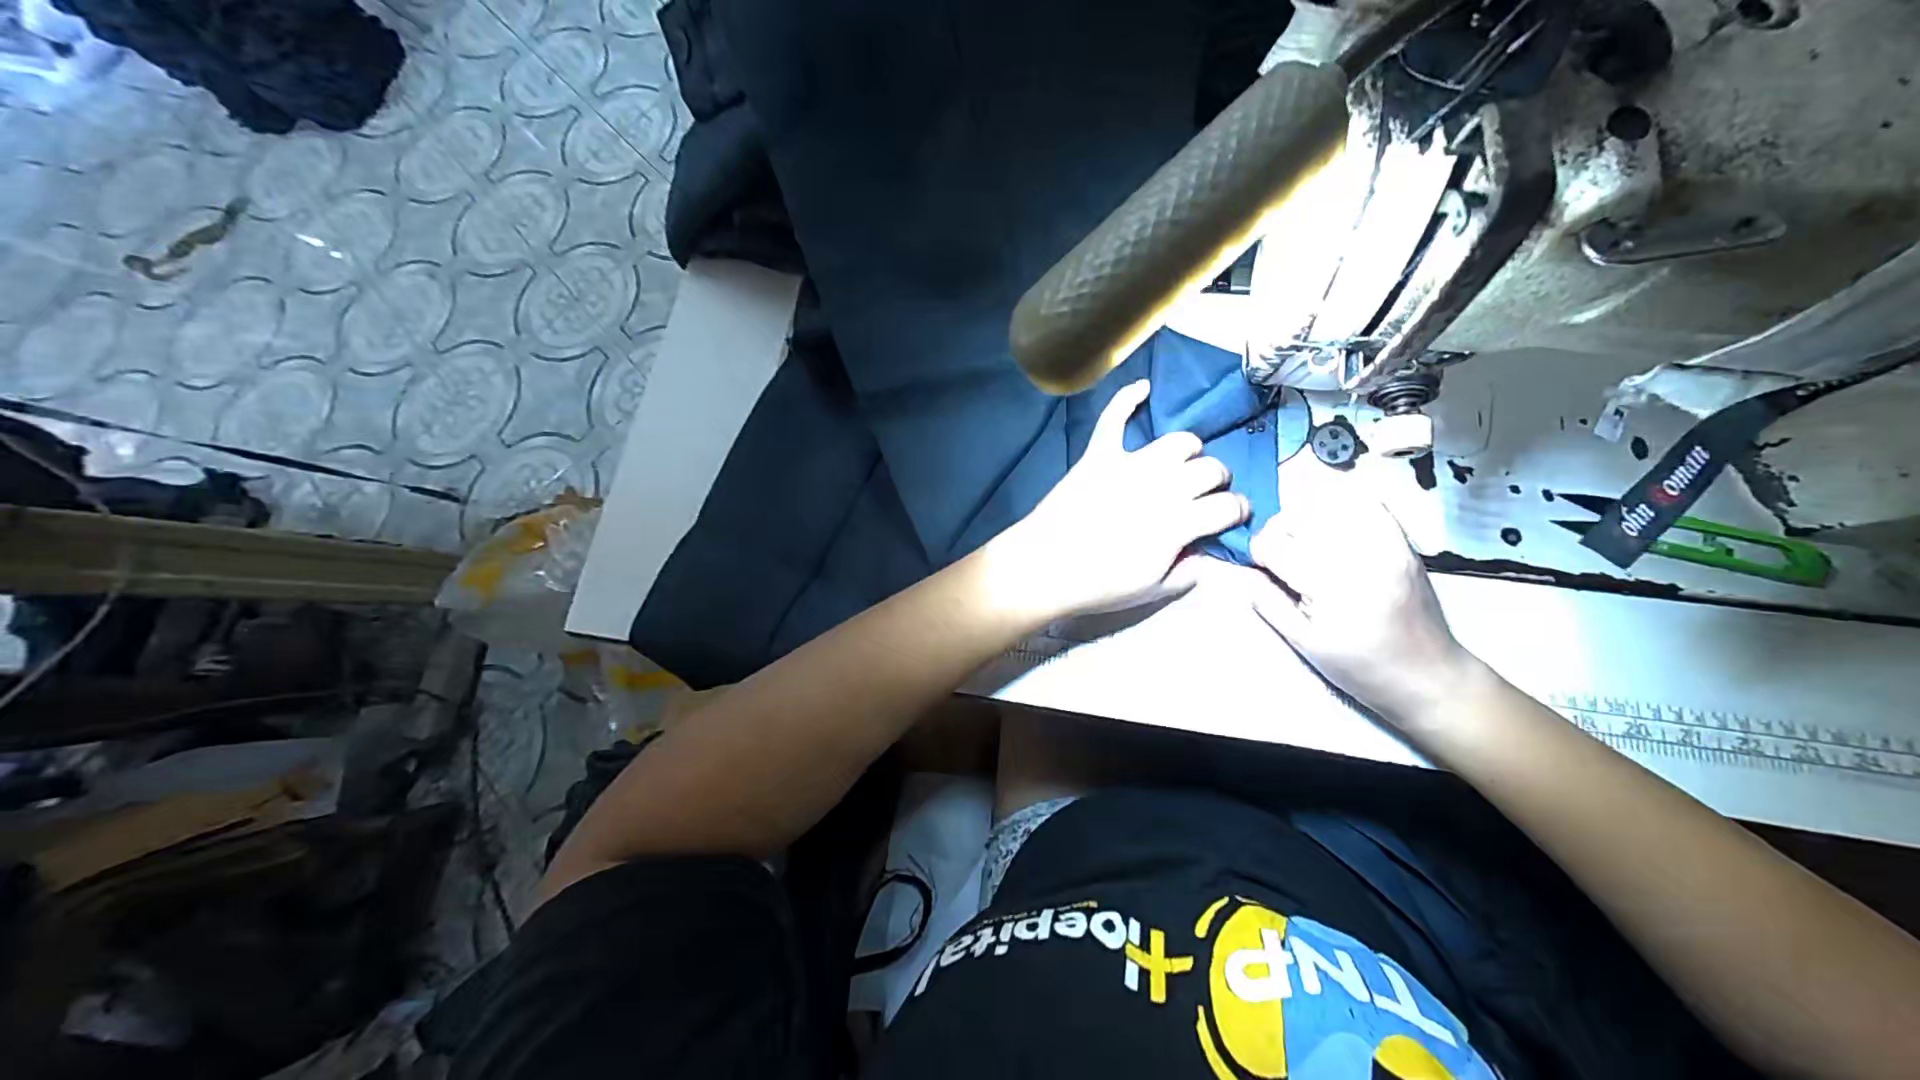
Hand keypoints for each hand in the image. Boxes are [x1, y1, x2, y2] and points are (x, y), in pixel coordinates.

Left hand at [993, 379, 1249, 617]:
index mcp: (1179, 522)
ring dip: (1188, 451)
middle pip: (1210, 469)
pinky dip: (1127, 399)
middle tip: (1207, 494)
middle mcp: (1162, 486)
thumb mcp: (1152, 591)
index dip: (1238, 511)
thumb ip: (1188, 572)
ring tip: (1182, 464)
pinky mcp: (1098, 456)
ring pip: (1178, 442)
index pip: (1228, 506)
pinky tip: (1143, 387)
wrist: (1044, 567)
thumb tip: (1206, 555)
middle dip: (1218, 481)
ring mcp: (1129, 466)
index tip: (1234, 516)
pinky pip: (1115, 419)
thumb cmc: (1099, 585)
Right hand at [1242, 465, 1479, 724]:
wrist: (1429, 675)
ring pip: (1330, 503)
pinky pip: (1367, 503)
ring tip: (1305, 539)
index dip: (1258, 552)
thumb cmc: (1361, 668)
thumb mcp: (1303, 643)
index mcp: (1334, 589)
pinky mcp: (1403, 540)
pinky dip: (1342, 504)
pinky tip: (1332, 523)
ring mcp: (1387, 544)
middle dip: (1279, 531)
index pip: (1275, 545)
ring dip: (1306, 515)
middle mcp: (1362, 558)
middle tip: (1280, 554)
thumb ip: (1267, 601)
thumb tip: (1242, 567)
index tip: (1260, 567)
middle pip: (1299, 517)